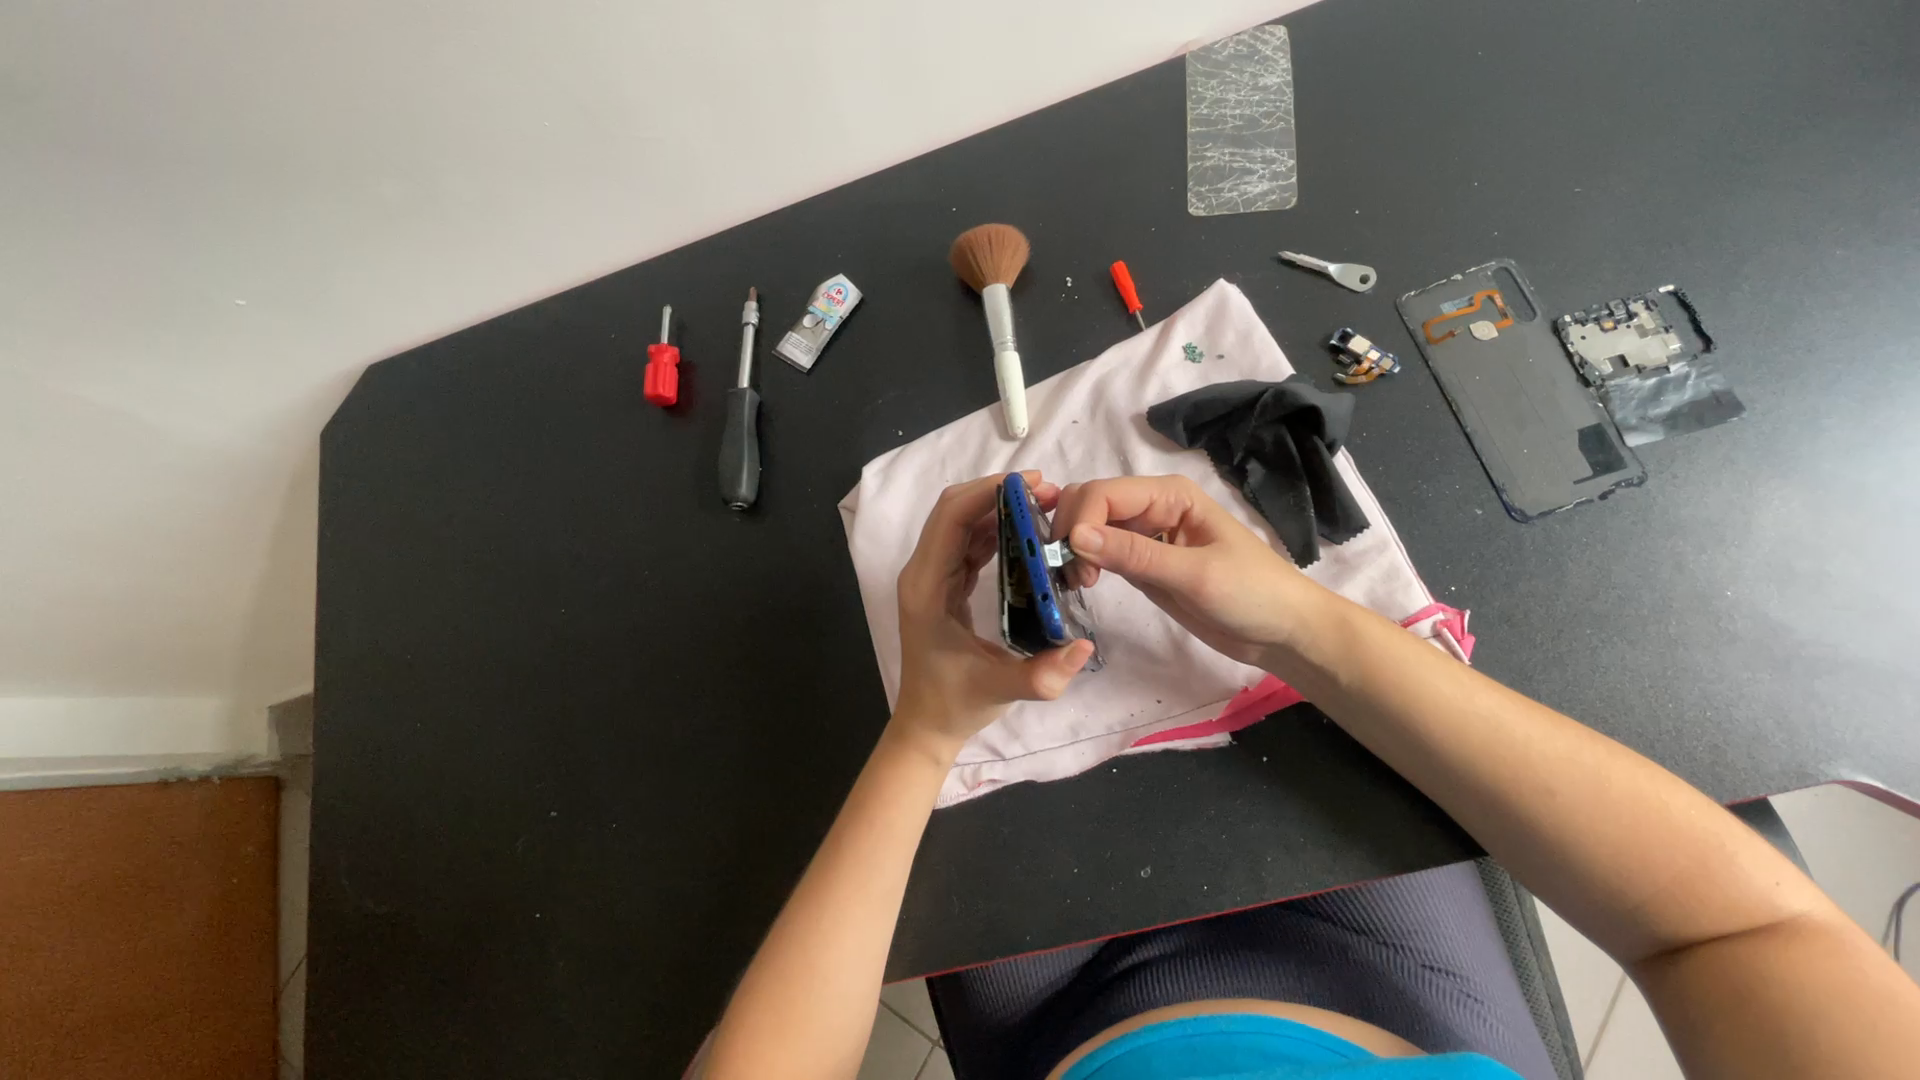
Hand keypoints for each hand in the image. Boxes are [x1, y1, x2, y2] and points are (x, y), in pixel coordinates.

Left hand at [891, 473, 1096, 760]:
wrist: (927, 724)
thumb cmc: (955, 704)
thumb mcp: (1000, 689)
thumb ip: (1042, 674)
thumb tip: (1085, 647)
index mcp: (927, 588)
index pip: (950, 519)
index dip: (987, 492)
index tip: (1030, 484)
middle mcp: (923, 573)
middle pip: (954, 511)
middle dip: (998, 493)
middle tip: (1048, 492)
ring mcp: (932, 576)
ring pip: (962, 522)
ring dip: (1000, 508)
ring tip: (1046, 505)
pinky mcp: (944, 583)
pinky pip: (968, 542)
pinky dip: (996, 529)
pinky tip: (1028, 531)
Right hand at [1053, 475, 1314, 665]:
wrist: (1282, 632)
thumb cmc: (1251, 594)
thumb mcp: (1194, 574)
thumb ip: (1134, 555)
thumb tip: (1075, 538)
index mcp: (1169, 495)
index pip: (1104, 493)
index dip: (1080, 521)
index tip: (1074, 563)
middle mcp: (1152, 507)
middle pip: (1089, 502)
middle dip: (1071, 532)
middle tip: (1075, 576)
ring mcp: (1145, 536)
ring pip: (1089, 527)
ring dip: (1074, 549)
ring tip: (1082, 585)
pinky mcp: (1141, 564)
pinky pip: (1100, 552)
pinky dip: (1084, 563)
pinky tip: (1087, 585)